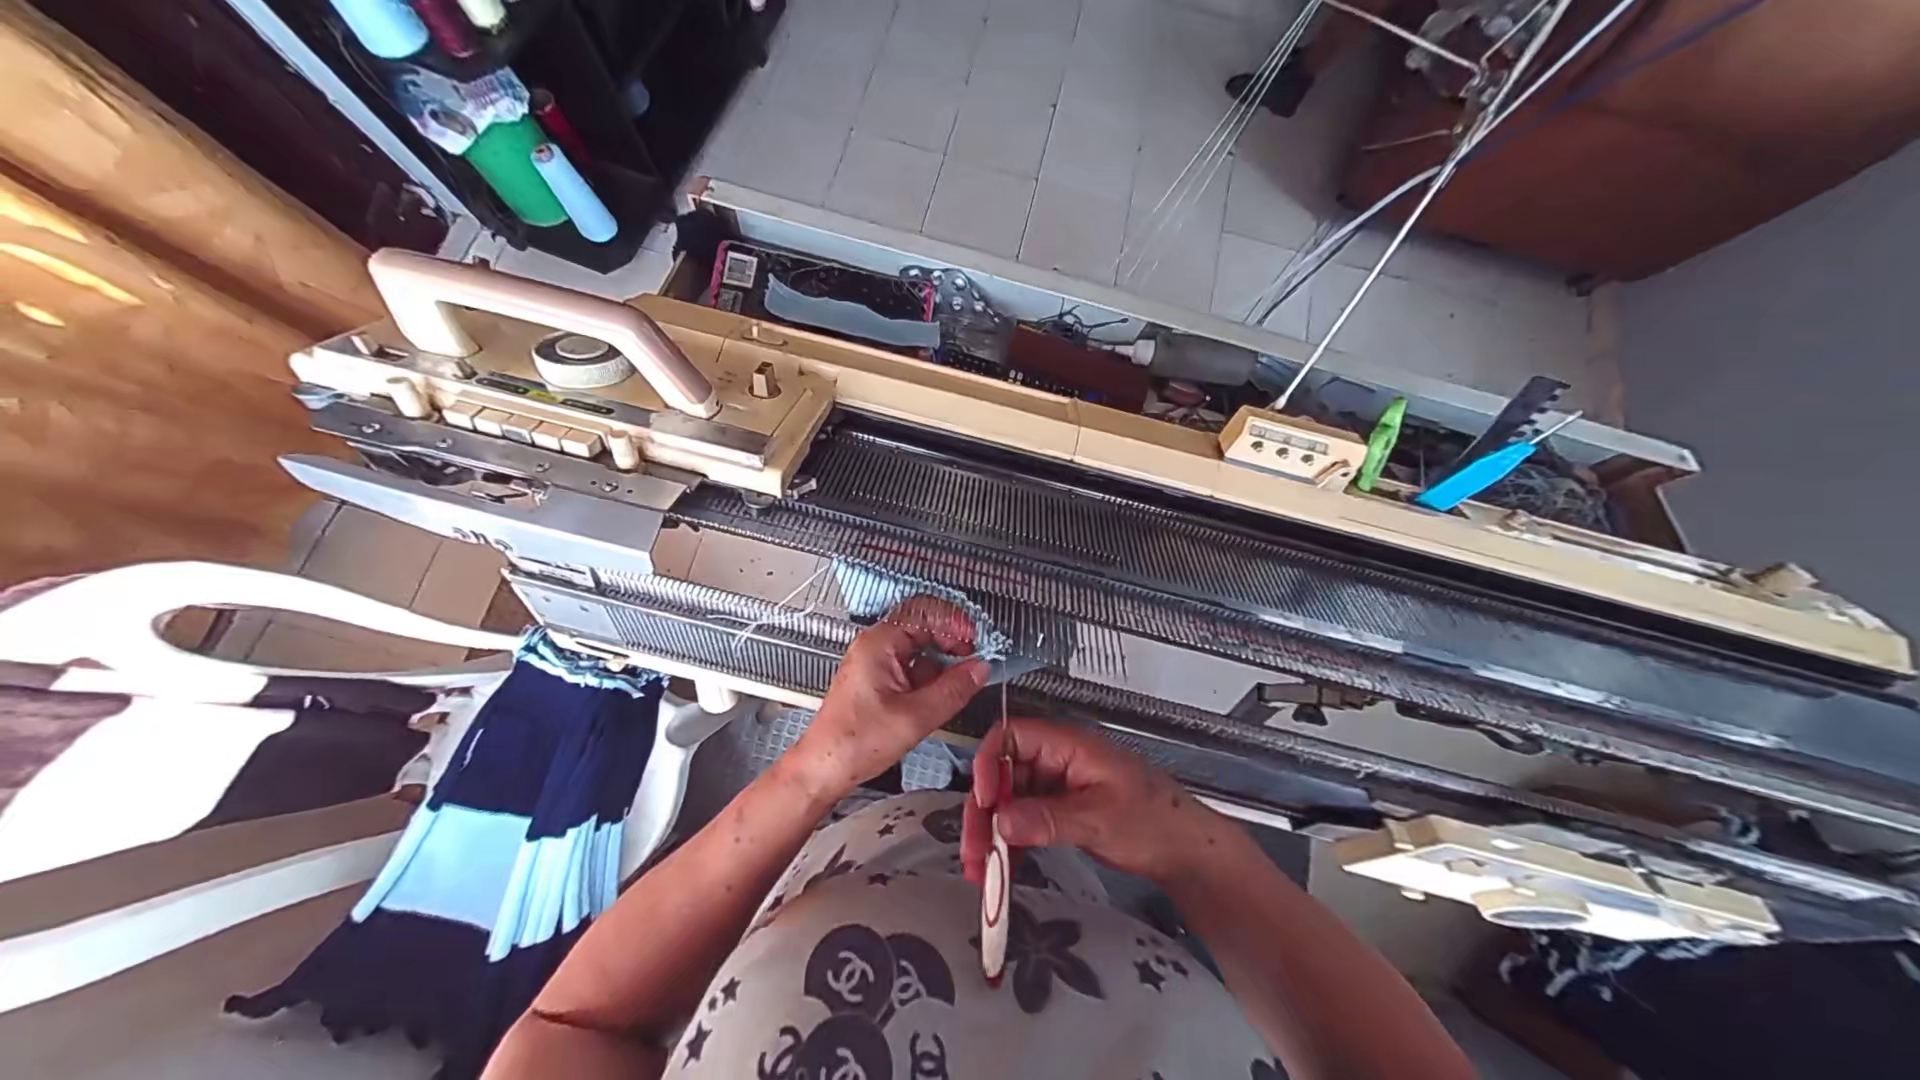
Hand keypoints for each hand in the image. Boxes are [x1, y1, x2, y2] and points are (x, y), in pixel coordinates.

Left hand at [785, 597, 988, 800]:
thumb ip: (953, 690)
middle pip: (924, 626)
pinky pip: (913, 667)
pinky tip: (944, 694)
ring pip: (920, 648)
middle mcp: (876, 647)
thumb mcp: (916, 717)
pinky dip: (932, 676)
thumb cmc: (853, 742)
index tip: (978, 640)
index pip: (925, 612)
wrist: (824, 769)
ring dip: (944, 660)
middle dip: (953, 640)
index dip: (956, 622)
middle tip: (976, 657)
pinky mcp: (880, 681)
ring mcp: (878, 663)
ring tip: (963, 680)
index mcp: (879, 643)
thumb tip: (980, 668)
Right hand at [962, 718, 1225, 885]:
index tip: (984, 801)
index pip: (1012, 736)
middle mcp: (1057, 759)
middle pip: (1003, 772)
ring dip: (991, 832)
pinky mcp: (1060, 810)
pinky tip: (1001, 869)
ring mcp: (1058, 785)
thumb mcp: (1099, 820)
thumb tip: (1000, 822)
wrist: (1187, 851)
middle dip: (984, 810)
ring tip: (979, 871)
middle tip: (973, 851)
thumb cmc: (1153, 822)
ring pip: (1010, 800)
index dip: (989, 763)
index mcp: (1068, 745)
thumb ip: (1048, 819)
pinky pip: (1024, 819)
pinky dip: (1010, 842)